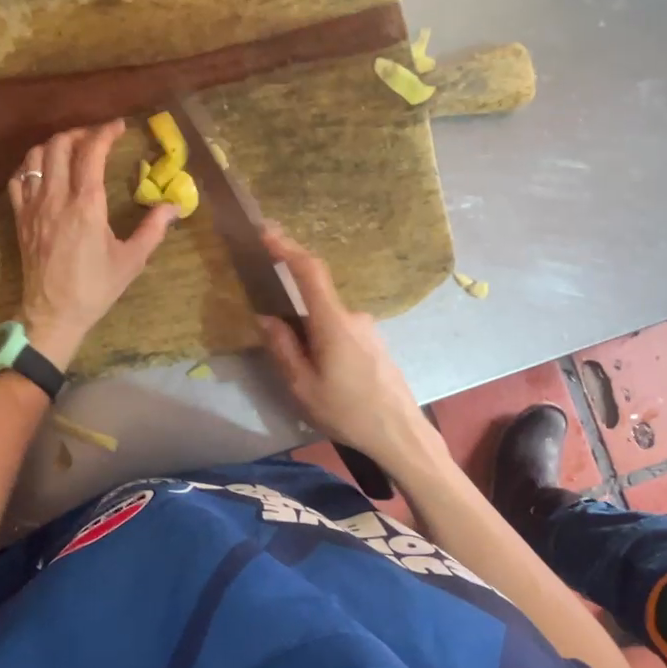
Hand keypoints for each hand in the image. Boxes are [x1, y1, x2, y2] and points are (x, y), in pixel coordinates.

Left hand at [8, 120, 175, 366]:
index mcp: (86, 205)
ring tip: (71, 150)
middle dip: (80, 133)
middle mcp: (56, 198)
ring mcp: (34, 207)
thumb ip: (153, 229)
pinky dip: (30, 167)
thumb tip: (173, 206)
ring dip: (54, 146)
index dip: (105, 132)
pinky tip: (43, 171)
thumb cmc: (95, 289)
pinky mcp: (20, 219)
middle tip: (96, 139)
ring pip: (35, 157)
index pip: (91, 152)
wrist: (53, 314)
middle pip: (60, 145)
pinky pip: (18, 180)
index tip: (119, 127)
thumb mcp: (131, 261)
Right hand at [254, 227, 442, 464]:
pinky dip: (325, 347)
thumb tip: (266, 318)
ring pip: (327, 323)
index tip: (266, 232)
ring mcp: (368, 330)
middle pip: (314, 302)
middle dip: (293, 319)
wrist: (400, 435)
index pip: (309, 272)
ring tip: (308, 382)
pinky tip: (328, 383)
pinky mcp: (375, 344)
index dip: (287, 248)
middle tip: (282, 355)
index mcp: (333, 323)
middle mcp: (353, 317)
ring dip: (310, 341)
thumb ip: (282, 348)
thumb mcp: (302, 387)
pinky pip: (340, 334)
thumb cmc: (347, 412)